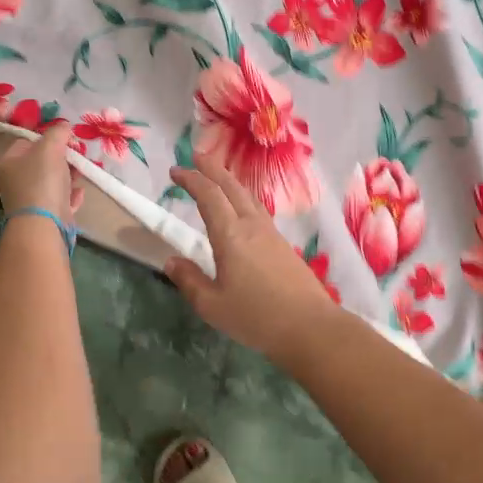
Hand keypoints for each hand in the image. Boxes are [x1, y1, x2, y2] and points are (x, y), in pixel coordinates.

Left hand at [0, 123, 81, 219]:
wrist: (43, 225)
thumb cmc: (42, 181)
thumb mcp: (50, 147)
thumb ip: (58, 132)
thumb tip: (64, 126)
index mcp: (7, 163)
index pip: (26, 142)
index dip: (47, 138)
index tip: (66, 140)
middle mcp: (14, 182)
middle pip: (41, 162)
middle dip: (62, 158)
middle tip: (76, 157)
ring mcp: (29, 201)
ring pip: (52, 182)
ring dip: (69, 176)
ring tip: (80, 175)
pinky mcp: (44, 217)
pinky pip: (60, 201)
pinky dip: (70, 196)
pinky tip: (79, 193)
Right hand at [164, 152, 338, 359]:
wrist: (310, 327)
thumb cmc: (257, 317)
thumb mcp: (212, 306)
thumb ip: (189, 281)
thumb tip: (171, 262)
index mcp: (230, 235)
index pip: (208, 196)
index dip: (191, 179)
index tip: (175, 171)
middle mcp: (251, 226)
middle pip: (231, 187)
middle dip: (212, 169)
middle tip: (197, 156)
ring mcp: (270, 234)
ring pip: (247, 196)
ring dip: (229, 181)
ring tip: (217, 176)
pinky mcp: (283, 245)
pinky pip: (257, 209)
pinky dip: (242, 198)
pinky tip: (241, 208)